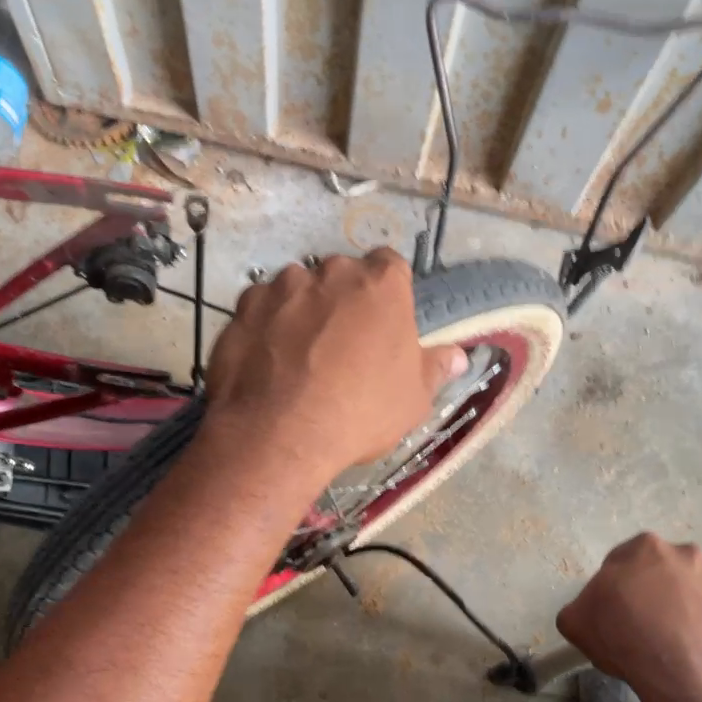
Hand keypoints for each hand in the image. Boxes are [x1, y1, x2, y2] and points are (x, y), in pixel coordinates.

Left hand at [200, 250, 466, 483]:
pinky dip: (262, 329)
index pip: (389, 267)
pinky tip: (264, 365)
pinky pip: (258, 311)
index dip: (384, 296)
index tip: (378, 325)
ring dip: (298, 313)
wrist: (279, 434)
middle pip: (339, 277)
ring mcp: (281, 286)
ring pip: (295, 291)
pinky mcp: (243, 307)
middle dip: (339, 302)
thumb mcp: (412, 400)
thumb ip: (434, 369)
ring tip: (295, 359)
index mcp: (381, 284)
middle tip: (337, 348)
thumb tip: (459, 355)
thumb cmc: (358, 414)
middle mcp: (331, 272)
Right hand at [556, 533, 701, 701]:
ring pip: (689, 586)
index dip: (614, 587)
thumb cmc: (623, 639)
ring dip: (679, 601)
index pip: (621, 562)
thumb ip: (579, 603)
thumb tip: (591, 607)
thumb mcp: (575, 621)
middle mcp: (684, 552)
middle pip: (659, 570)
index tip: (613, 611)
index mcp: (643, 547)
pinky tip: (691, 641)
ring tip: (670, 634)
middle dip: (650, 588)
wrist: (682, 676)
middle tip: (641, 621)